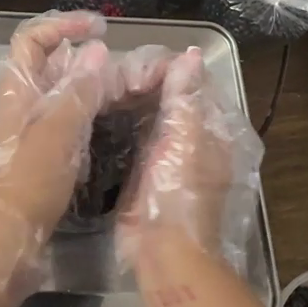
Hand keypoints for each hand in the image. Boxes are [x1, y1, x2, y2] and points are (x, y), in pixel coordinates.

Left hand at [0, 11, 110, 251]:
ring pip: (65, 88)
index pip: (34, 38)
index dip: (64, 24)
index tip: (101, 28)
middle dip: (90, 57)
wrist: (8, 233)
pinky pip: (69, 114)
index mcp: (17, 88)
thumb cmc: (29, 180)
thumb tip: (98, 50)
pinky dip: (91, 108)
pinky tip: (115, 116)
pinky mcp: (42, 146)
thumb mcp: (58, 132)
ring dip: (95, 83)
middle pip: (53, 61)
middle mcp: (22, 99)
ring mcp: (32, 123)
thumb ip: (78, 90)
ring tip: (130, 88)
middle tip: (129, 67)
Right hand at [115, 47, 249, 263]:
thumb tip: (190, 55)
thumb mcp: (185, 139)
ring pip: (147, 114)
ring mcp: (166, 155)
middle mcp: (191, 139)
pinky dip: (116, 121)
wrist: (163, 251)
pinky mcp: (141, 171)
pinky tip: (96, 112)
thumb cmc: (179, 193)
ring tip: (99, 88)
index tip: (134, 70)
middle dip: (141, 83)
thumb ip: (185, 97)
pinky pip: (131, 136)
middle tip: (110, 79)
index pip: (191, 84)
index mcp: (211, 130)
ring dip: (127, 100)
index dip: (165, 70)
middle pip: (168, 97)